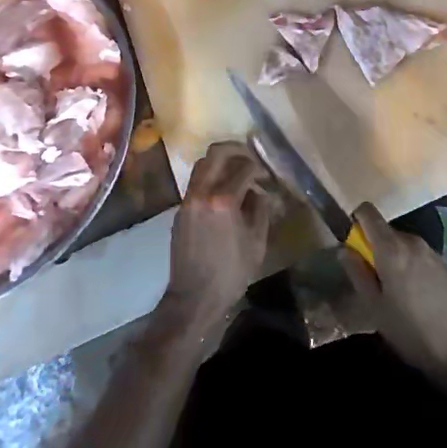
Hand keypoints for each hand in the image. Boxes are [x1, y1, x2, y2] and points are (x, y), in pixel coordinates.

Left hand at [164, 140, 272, 332]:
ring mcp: (187, 200)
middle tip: (250, 158)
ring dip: (220, 161)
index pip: (244, 167)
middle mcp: (202, 193)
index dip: (259, 168)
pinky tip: (222, 192)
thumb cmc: (231, 273)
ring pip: (202, 164)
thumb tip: (258, 191)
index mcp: (223, 200)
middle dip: (236, 150)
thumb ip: (260, 209)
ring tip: (236, 171)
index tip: (266, 176)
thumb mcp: (256, 242)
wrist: (194, 298)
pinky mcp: (180, 209)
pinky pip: (195, 182)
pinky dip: (210, 178)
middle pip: (216, 153)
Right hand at [343, 204, 446, 391]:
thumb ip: (357, 274)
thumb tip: (345, 250)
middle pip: (385, 231)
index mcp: (392, 247)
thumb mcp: (375, 308)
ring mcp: (432, 252)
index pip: (367, 212)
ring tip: (393, 295)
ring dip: (392, 260)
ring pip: (402, 245)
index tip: (353, 249)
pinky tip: (415, 298)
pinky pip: (418, 256)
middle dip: (374, 249)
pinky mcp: (446, 265)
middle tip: (372, 282)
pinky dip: (409, 267)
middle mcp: (413, 241)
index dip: (355, 223)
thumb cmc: (413, 332)